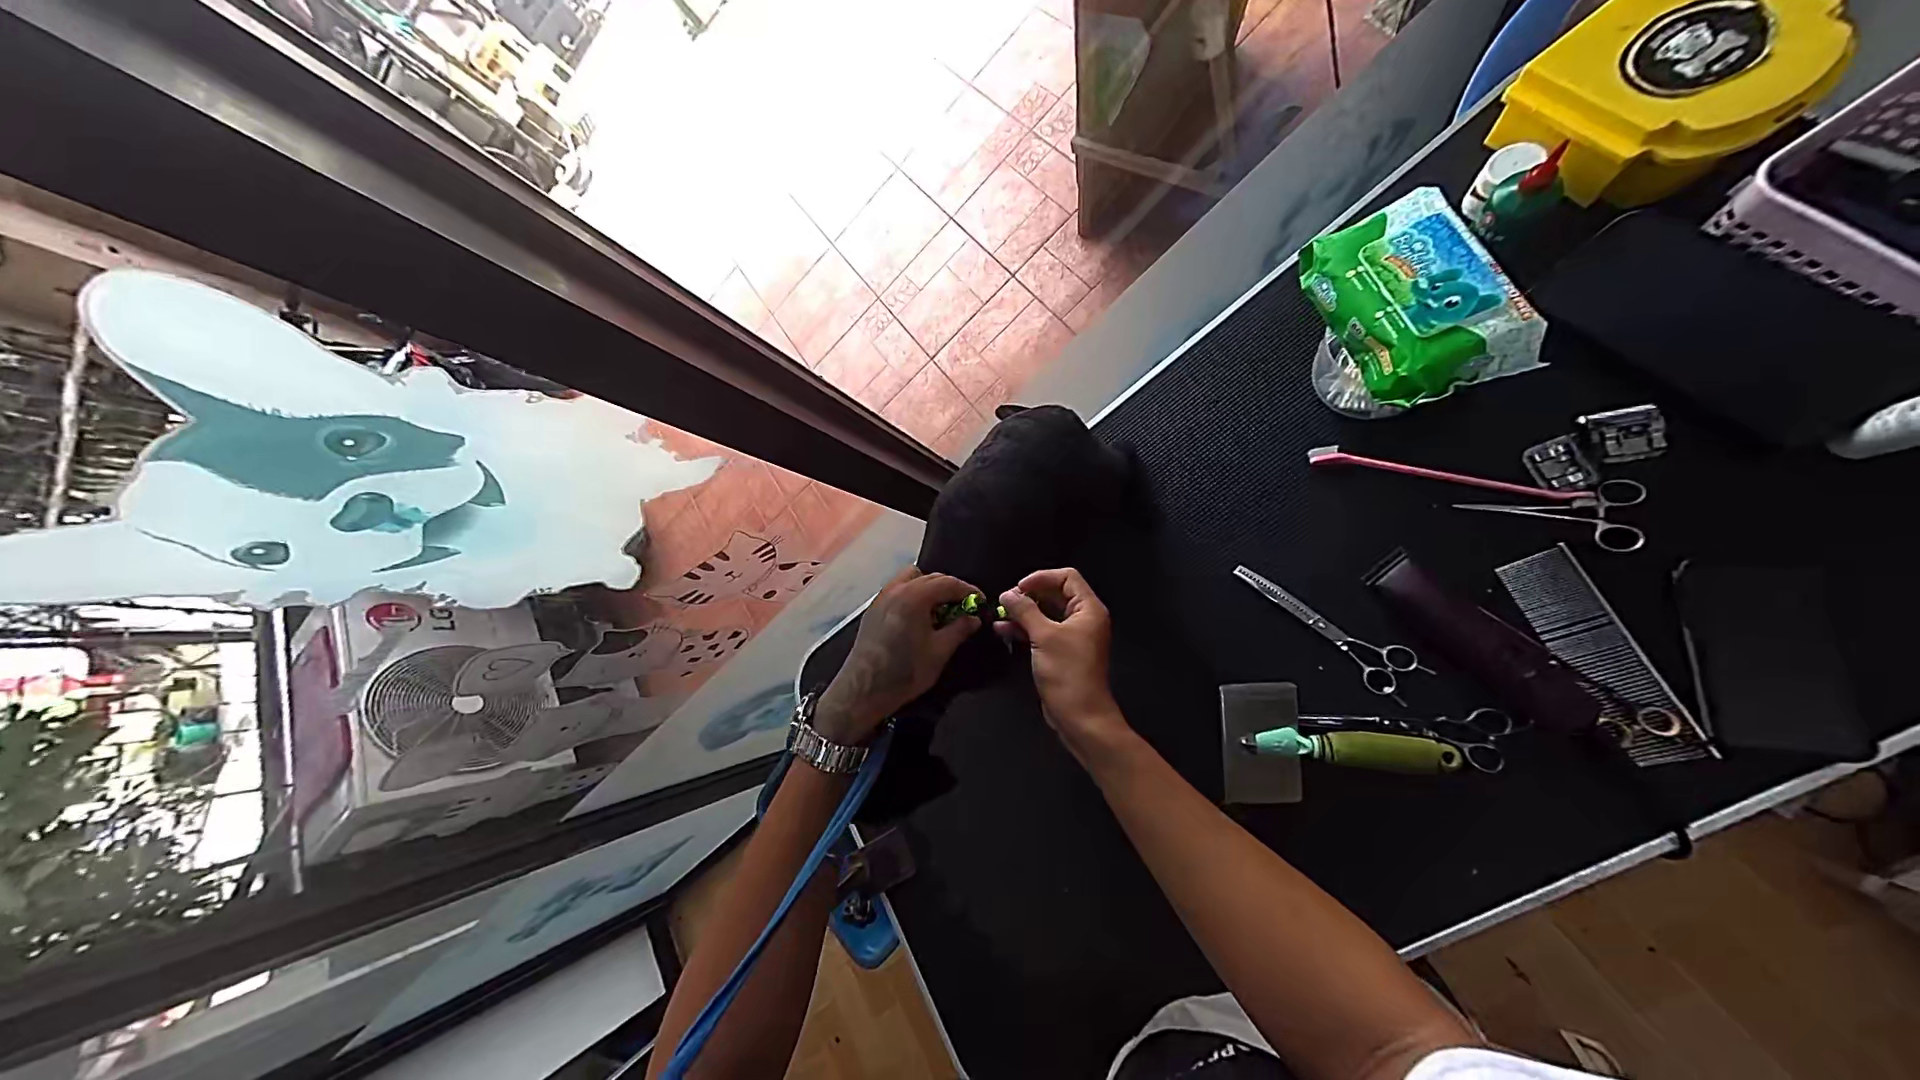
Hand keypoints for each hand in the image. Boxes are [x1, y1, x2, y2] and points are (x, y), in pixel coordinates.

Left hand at [815, 566, 983, 744]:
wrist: (864, 689)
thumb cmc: (905, 671)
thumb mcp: (940, 651)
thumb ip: (959, 629)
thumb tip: (973, 619)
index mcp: (914, 596)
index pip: (948, 583)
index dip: (968, 590)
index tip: (980, 601)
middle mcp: (896, 589)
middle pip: (930, 577)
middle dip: (950, 588)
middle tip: (964, 607)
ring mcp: (882, 598)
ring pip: (911, 579)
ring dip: (929, 588)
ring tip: (940, 611)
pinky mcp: (874, 609)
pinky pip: (899, 590)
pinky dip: (913, 595)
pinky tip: (920, 617)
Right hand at [996, 568, 1130, 753]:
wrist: (1080, 716)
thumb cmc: (1068, 673)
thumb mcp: (1044, 636)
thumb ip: (1025, 610)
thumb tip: (1008, 594)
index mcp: (1088, 609)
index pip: (1067, 577)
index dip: (1041, 578)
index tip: (1018, 588)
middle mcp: (1083, 619)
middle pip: (1055, 594)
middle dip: (1029, 595)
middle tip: (1007, 600)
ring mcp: (1072, 636)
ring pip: (1046, 613)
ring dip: (1024, 612)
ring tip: (1001, 613)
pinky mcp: (1061, 652)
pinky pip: (1042, 631)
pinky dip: (1025, 628)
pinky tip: (1003, 629)